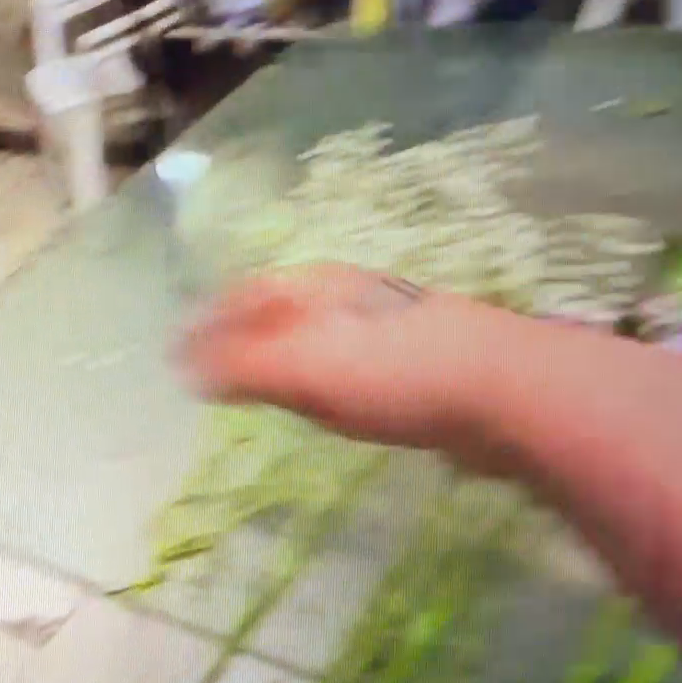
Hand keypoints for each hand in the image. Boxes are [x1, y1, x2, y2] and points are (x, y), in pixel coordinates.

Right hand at [177, 263, 526, 471]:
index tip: (177, 351)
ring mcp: (380, 319)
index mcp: (311, 288)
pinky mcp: (409, 350)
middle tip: (210, 364)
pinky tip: (319, 394)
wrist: (505, 388)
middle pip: (275, 307)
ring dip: (276, 350)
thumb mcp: (299, 370)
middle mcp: (342, 294)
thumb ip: (238, 368)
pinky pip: (340, 354)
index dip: (204, 323)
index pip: (240, 296)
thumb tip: (184, 369)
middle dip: (239, 332)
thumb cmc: (389, 372)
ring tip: (256, 380)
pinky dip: (312, 370)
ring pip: (310, 329)